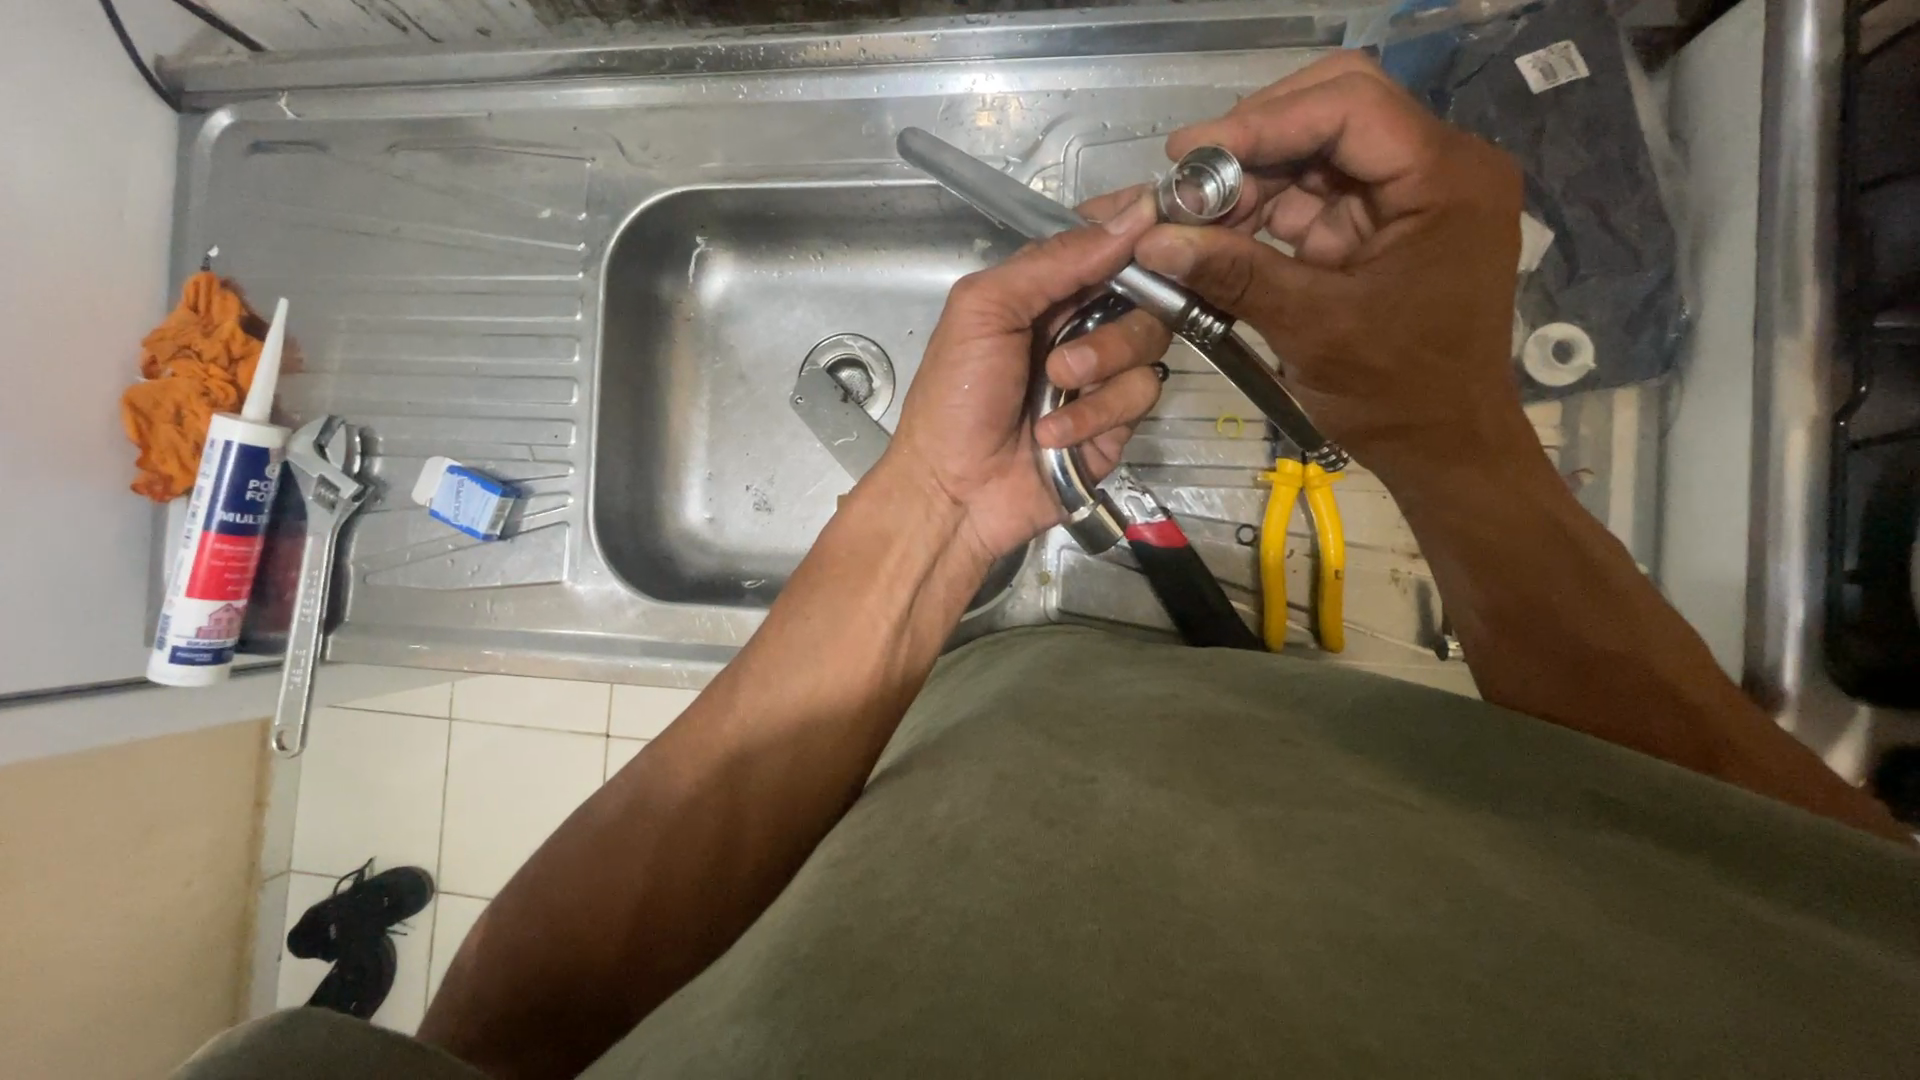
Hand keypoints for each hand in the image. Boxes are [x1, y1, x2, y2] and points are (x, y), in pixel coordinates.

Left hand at [885, 193, 1170, 558]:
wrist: (955, 490)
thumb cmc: (954, 395)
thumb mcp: (983, 310)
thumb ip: (1053, 261)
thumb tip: (1133, 213)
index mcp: (1044, 292)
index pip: (1104, 242)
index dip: (1133, 228)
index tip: (1156, 220)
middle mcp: (1080, 325)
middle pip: (1143, 290)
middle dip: (1117, 312)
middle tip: (1074, 340)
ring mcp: (1102, 375)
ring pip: (1149, 340)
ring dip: (1100, 362)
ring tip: (1054, 387)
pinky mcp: (1118, 422)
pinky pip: (1141, 394)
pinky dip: (1097, 412)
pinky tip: (1055, 433)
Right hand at [1134, 51, 1528, 485]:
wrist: (1441, 445)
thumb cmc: (1397, 392)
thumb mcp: (1313, 329)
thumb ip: (1235, 275)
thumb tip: (1152, 241)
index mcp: (1443, 178)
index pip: (1349, 107)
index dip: (1262, 121)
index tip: (1186, 154)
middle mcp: (1429, 170)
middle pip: (1331, 113)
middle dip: (1253, 143)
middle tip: (1185, 181)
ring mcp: (1399, 200)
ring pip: (1310, 156)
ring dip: (1246, 184)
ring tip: (1187, 220)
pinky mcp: (1371, 232)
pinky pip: (1306, 202)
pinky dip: (1257, 217)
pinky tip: (1213, 238)